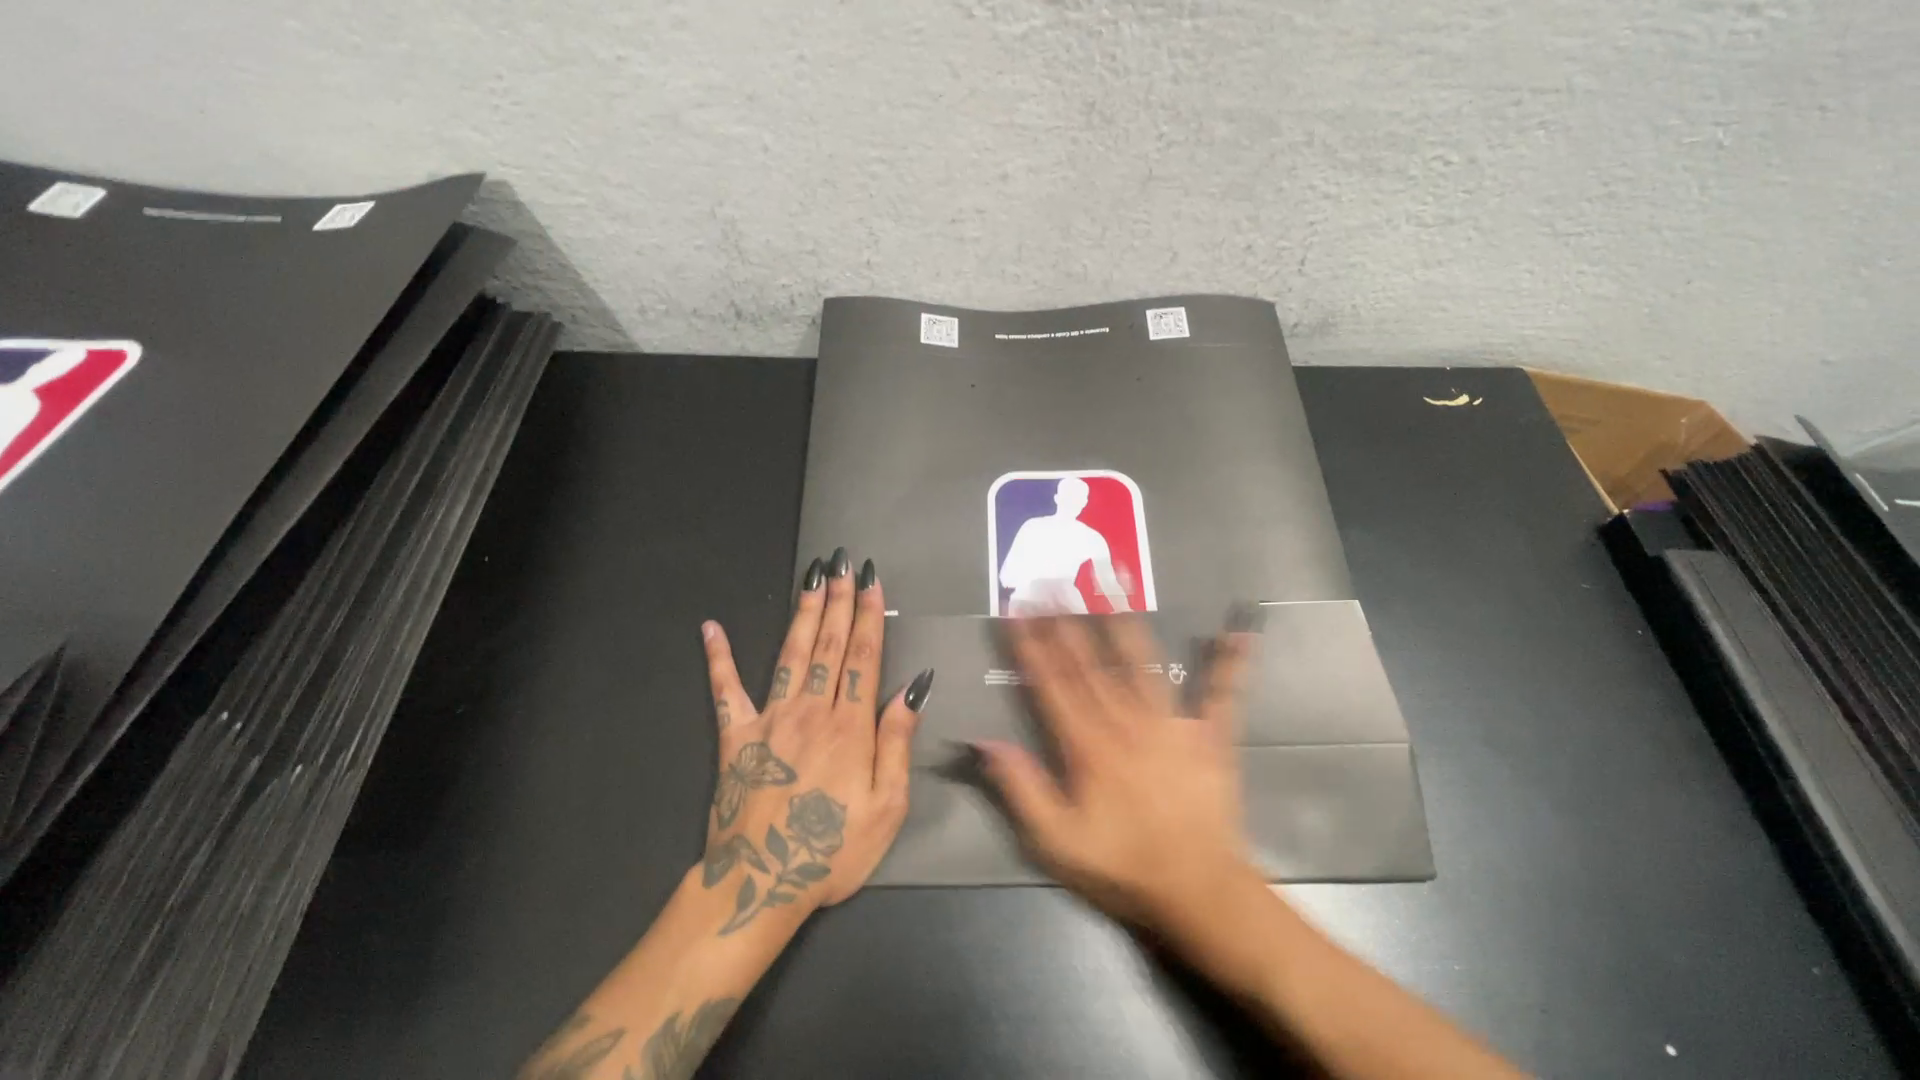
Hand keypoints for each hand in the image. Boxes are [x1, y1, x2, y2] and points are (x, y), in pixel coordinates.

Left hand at [697, 548, 932, 935]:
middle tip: (843, 563)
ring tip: (811, 578)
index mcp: (850, 728)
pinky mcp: (734, 737)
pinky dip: (718, 657)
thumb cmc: (831, 852)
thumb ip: (897, 743)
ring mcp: (769, 719)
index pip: (863, 658)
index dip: (869, 617)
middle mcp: (810, 711)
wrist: (760, 882)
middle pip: (829, 646)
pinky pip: (725, 690)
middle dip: (838, 601)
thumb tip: (912, 690)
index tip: (872, 582)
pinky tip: (710, 628)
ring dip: (802, 614)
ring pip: (790, 654)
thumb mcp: (887, 807)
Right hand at [976, 611, 1259, 934]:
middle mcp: (1128, 723)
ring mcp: (1173, 724)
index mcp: (1088, 747)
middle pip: (1090, 663)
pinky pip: (1222, 693)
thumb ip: (1020, 787)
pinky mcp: (1211, 736)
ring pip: (1143, 662)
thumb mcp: (1056, 840)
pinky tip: (1237, 628)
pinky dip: (1230, 662)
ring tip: (1113, 578)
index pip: (1052, 684)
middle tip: (1050, 580)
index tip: (1017, 610)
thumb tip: (984, 740)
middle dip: (1066, 620)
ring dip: (1125, 619)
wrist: (1199, 890)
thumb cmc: (1123, 866)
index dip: (1031, 645)